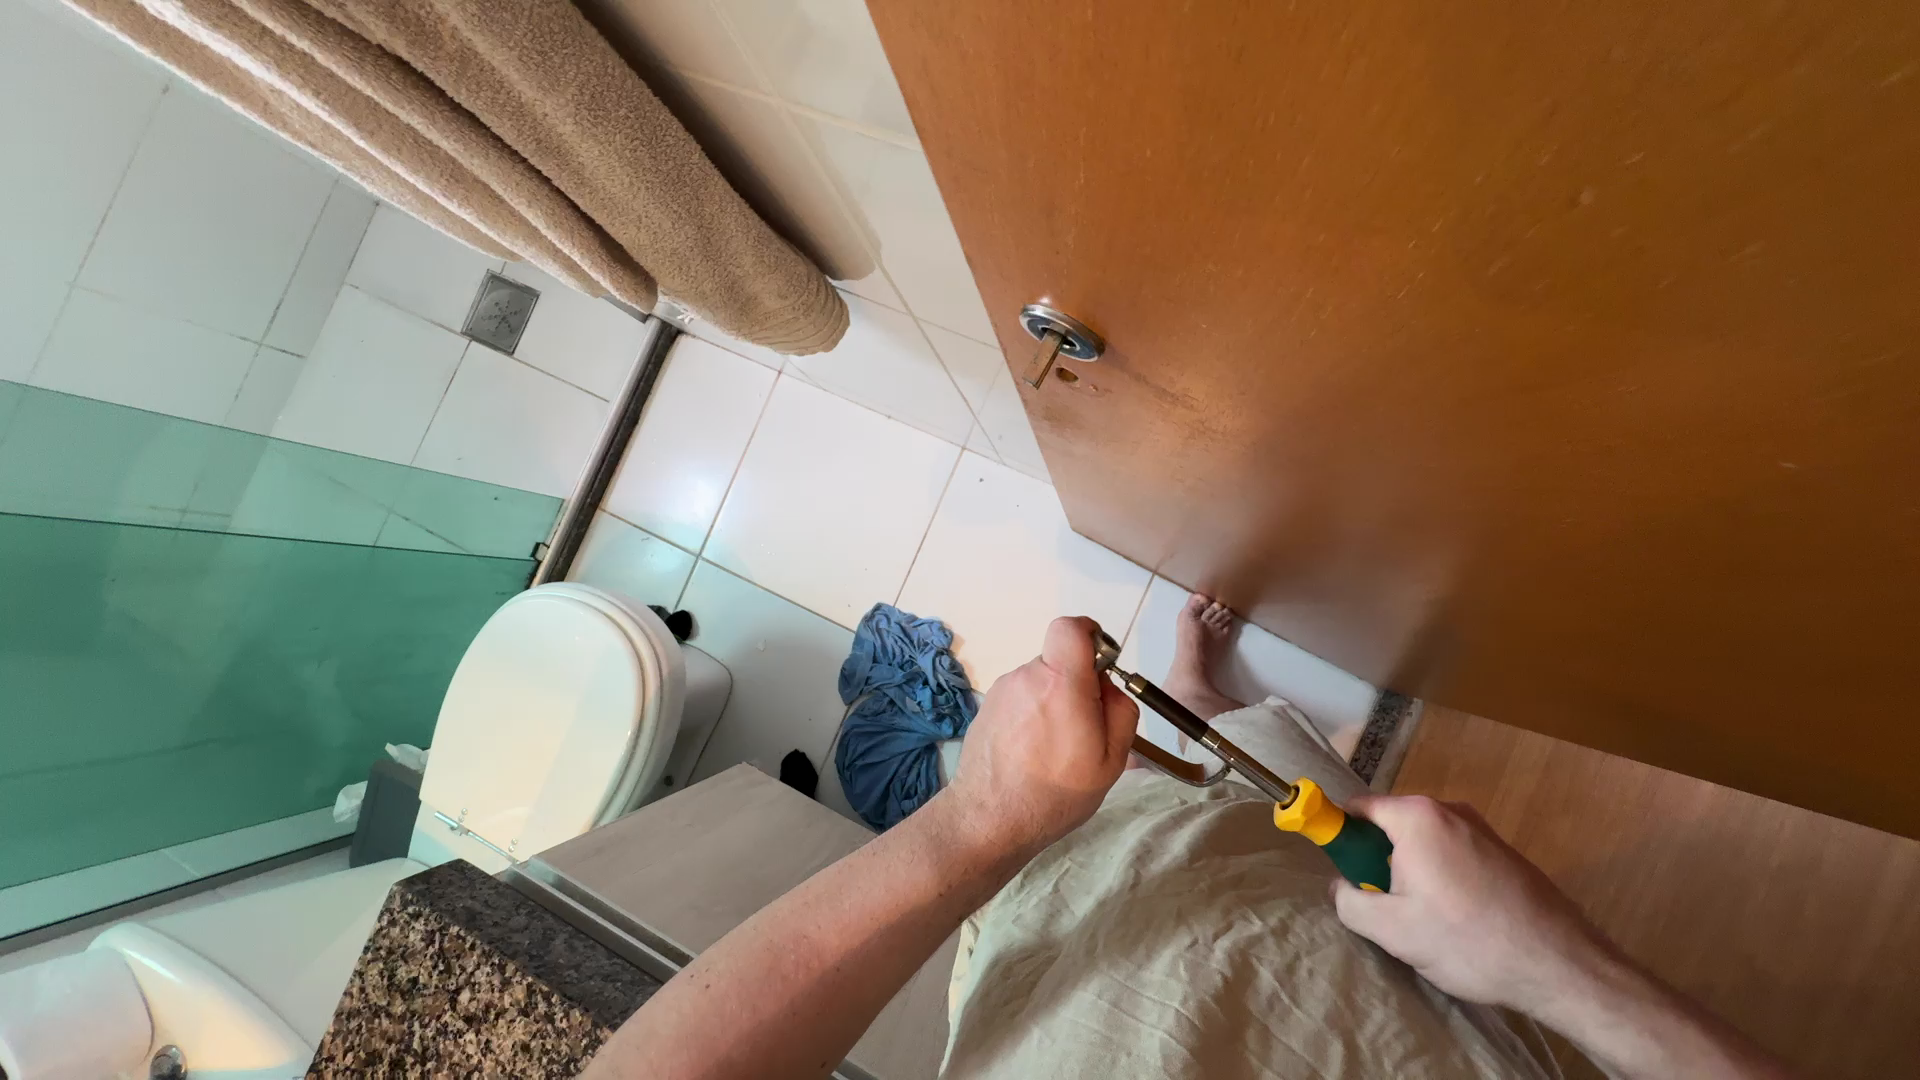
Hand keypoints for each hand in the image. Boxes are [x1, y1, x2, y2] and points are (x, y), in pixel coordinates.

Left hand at [944, 616, 1138, 857]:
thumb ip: (1120, 711)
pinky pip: (1021, 698)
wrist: (989, 818)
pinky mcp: (988, 707)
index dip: (1089, 635)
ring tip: (1055, 750)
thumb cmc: (1056, 792)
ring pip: (1040, 682)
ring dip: (1053, 704)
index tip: (1100, 665)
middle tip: (1083, 731)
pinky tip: (1032, 753)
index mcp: (1061, 683)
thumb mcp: (1111, 760)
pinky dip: (1032, 716)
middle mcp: (1027, 677)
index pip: (1071, 627)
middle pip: (1059, 661)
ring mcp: (1003, 690)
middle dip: (1076, 686)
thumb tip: (1108, 686)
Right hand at [1330, 795, 1611, 1013]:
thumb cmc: (1471, 941)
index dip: (1341, 837)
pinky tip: (1462, 920)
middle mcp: (1447, 809)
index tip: (1348, 873)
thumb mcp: (1392, 930)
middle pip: (1389, 825)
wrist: (1568, 970)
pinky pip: (1453, 854)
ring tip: (1430, 919)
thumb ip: (1349, 902)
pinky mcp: (1506, 851)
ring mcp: (1481, 828)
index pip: (1356, 808)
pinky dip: (1445, 878)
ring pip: (1422, 843)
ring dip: (1413, 873)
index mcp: (1415, 816)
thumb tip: (1341, 887)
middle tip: (1390, 905)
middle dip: (1380, 860)